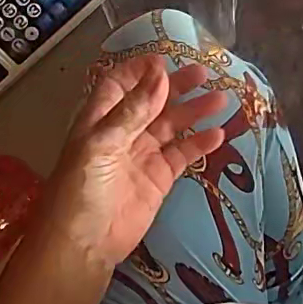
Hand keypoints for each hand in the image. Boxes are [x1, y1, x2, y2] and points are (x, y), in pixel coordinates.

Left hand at [38, 55, 226, 270]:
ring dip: (194, 112)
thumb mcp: (102, 144)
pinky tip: (218, 135)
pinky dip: (199, 144)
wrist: (84, 244)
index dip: (140, 70)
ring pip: (172, 125)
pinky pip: (182, 155)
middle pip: (152, 101)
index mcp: (101, 118)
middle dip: (176, 86)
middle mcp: (123, 132)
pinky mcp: (160, 178)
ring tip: (220, 100)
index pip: (120, 84)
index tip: (165, 59)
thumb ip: (133, 111)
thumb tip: (159, 74)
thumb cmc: (81, 189)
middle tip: (203, 73)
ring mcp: (143, 155)